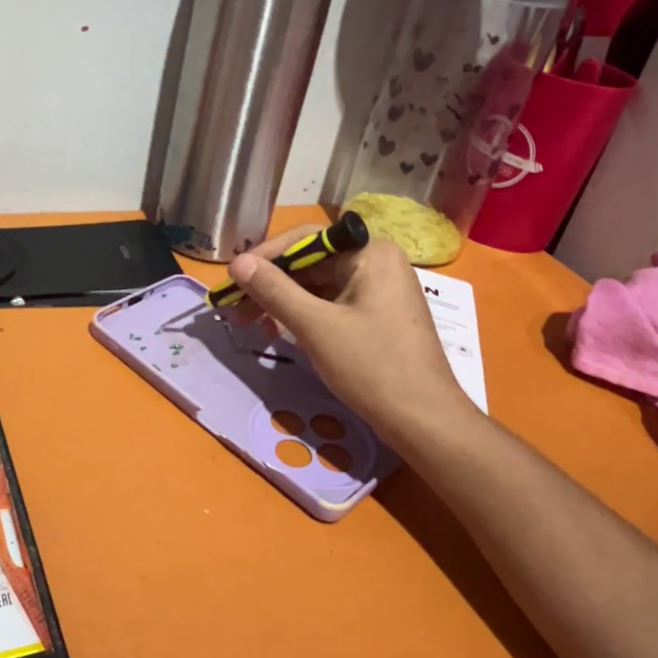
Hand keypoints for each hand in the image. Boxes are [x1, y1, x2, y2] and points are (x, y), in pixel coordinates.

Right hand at [227, 225, 477, 447]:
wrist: (424, 418)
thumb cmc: (372, 367)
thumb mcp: (316, 326)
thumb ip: (275, 291)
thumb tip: (238, 262)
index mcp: (370, 253)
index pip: (306, 239)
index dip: (265, 258)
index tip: (233, 280)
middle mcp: (378, 262)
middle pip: (312, 262)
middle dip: (271, 284)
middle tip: (235, 308)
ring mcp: (381, 290)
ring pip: (320, 285)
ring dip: (284, 301)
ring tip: (252, 324)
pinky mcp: (379, 316)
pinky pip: (333, 304)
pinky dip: (305, 315)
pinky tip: (281, 332)